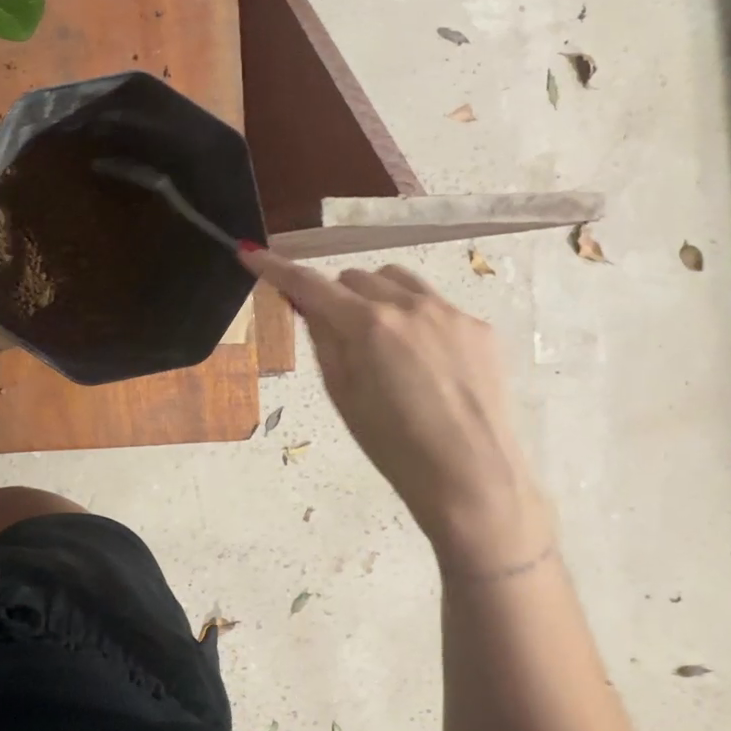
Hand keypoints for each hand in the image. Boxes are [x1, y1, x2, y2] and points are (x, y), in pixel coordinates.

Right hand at [240, 248, 551, 572]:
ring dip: (374, 296)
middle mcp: (410, 306)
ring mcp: (451, 313)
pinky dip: (411, 318)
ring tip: (376, 338)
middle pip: (355, 277)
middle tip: (329, 328)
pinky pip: (433, 305)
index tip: (251, 254)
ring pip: (397, 281)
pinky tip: (419, 362)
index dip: (275, 268)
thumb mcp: (340, 392)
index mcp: (367, 325)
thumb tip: (309, 306)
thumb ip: (323, 340)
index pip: (310, 284)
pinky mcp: (480, 328)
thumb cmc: (391, 444)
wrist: (471, 476)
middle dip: (334, 294)